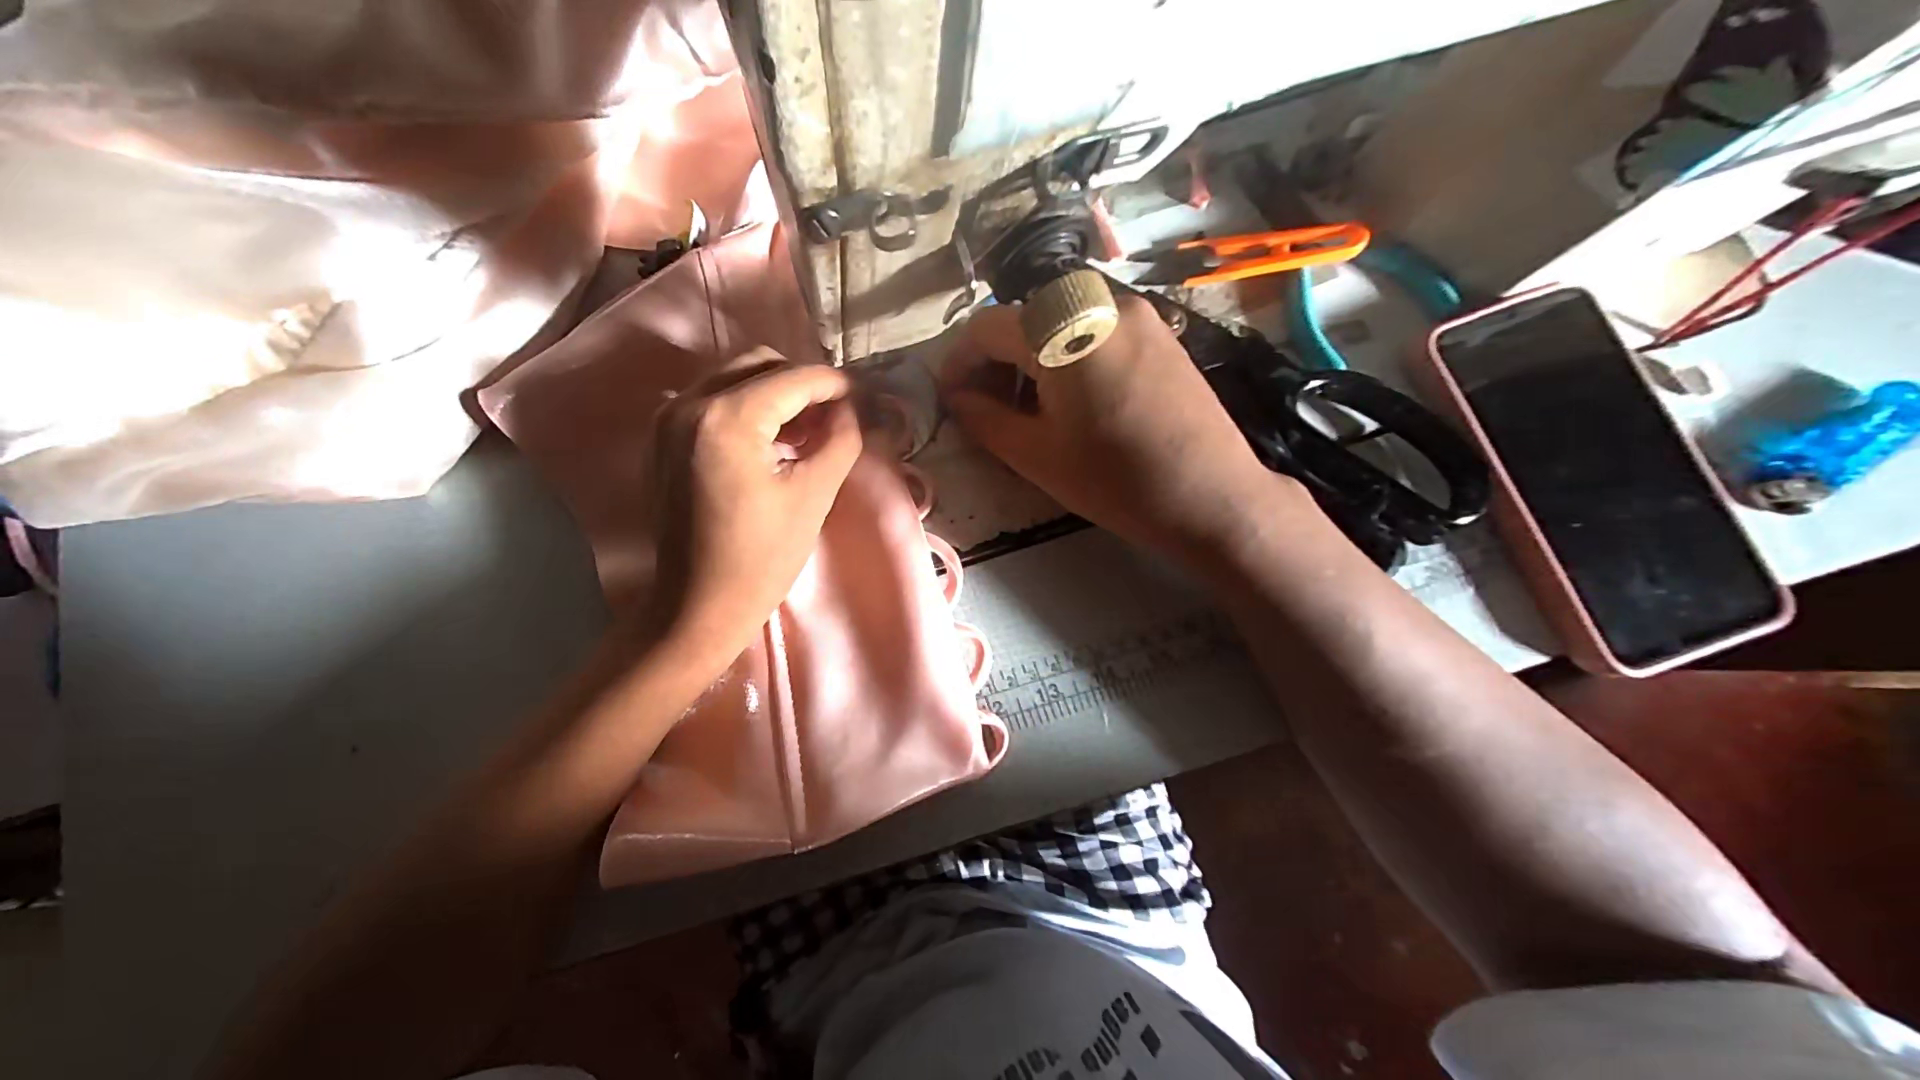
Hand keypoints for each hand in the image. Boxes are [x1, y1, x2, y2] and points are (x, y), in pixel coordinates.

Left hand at [648, 351, 862, 662]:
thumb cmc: (761, 558)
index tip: (864, 399)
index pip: (793, 378)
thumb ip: (840, 440)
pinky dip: (748, 408)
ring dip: (775, 394)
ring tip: (807, 431)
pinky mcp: (663, 439)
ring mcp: (668, 419)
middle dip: (803, 384)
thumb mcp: (813, 496)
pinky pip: (713, 401)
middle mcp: (688, 404)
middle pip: (759, 364)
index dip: (835, 385)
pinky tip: (772, 441)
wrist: (696, 607)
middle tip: (835, 417)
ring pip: (734, 379)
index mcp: (726, 417)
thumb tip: (848, 409)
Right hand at [939, 293, 1307, 567]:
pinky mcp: (1160, 331)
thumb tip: (956, 396)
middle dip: (996, 360)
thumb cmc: (1115, 480)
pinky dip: (1069, 354)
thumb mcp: (1035, 455)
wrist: (1211, 495)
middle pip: (1024, 318)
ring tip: (1032, 410)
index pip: (986, 327)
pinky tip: (1075, 400)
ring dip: (1032, 356)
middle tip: (990, 409)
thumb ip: (982, 418)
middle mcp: (1098, 301)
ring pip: (1060, 320)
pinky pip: (1096, 328)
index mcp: (1060, 328)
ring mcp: (1136, 313)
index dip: (959, 362)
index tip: (952, 399)